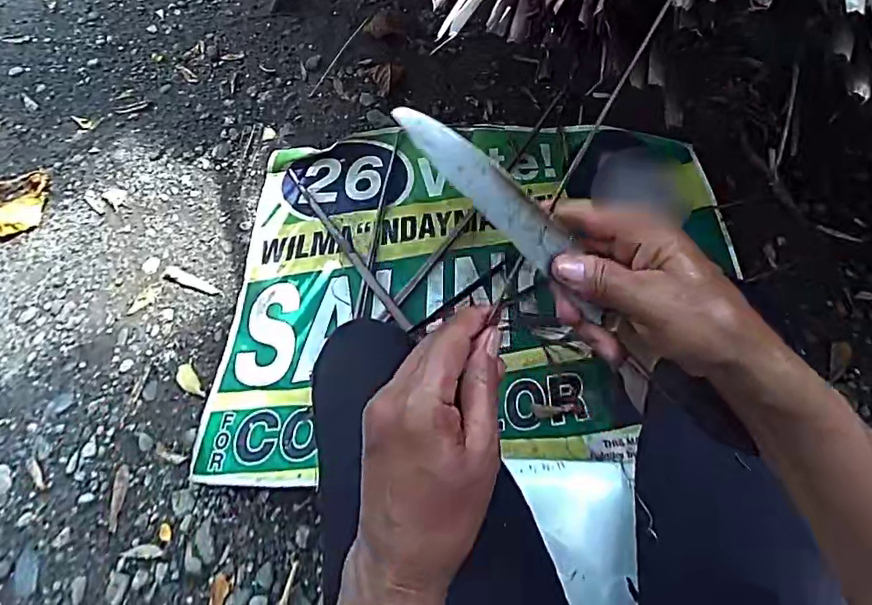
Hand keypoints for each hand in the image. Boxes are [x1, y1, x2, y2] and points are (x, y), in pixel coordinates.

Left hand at [342, 305, 503, 604]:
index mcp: (418, 405)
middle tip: (496, 338)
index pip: (448, 338)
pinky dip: (434, 369)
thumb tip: (489, 342)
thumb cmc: (443, 519)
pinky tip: (456, 385)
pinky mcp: (375, 415)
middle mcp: (389, 398)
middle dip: (465, 333)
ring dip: (450, 351)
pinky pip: (409, 374)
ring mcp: (377, 406)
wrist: (399, 561)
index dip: (475, 318)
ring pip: (419, 354)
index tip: (495, 311)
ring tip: (482, 366)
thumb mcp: (482, 449)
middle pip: (432, 341)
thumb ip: (484, 385)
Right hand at [547, 199, 779, 379]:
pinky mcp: (630, 301)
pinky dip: (599, 330)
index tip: (523, 236)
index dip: (552, 221)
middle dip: (572, 291)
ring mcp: (630, 275)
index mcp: (642, 231)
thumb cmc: (705, 322)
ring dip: (586, 318)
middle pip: (577, 255)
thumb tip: (559, 262)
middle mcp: (632, 247)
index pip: (586, 214)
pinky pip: (597, 308)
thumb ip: (602, 279)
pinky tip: (614, 349)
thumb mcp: (650, 301)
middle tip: (574, 318)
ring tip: (605, 344)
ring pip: (582, 286)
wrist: (737, 363)